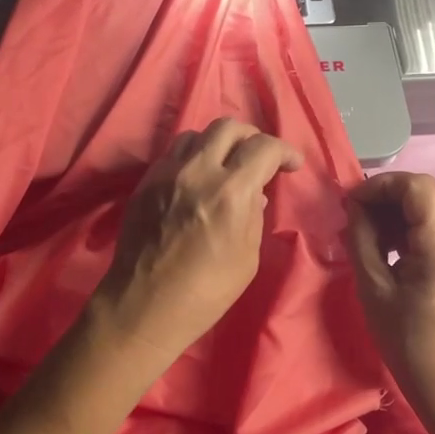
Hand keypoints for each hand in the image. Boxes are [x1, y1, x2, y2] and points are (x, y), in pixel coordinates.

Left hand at [87, 118, 302, 371]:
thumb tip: (255, 191)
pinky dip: (193, 157)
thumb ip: (254, 216)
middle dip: (251, 138)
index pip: (263, 147)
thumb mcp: (247, 259)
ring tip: (226, 165)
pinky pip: (173, 154)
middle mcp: (197, 171)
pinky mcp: (146, 182)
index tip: (291, 165)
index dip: (284, 151)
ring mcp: (167, 173)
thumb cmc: (205, 293)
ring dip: (218, 144)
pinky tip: (198, 179)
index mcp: (230, 193)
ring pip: (197, 135)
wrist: (143, 305)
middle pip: (228, 128)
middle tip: (259, 158)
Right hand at [345, 172, 434, 419]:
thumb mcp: (373, 287)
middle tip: (354, 217)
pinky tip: (387, 248)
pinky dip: (409, 227)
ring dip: (395, 211)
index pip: (416, 187)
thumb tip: (356, 207)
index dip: (380, 185)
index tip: (351, 204)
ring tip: (366, 234)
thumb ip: (363, 238)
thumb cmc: (406, 340)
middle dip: (385, 197)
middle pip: (424, 193)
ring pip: (429, 208)